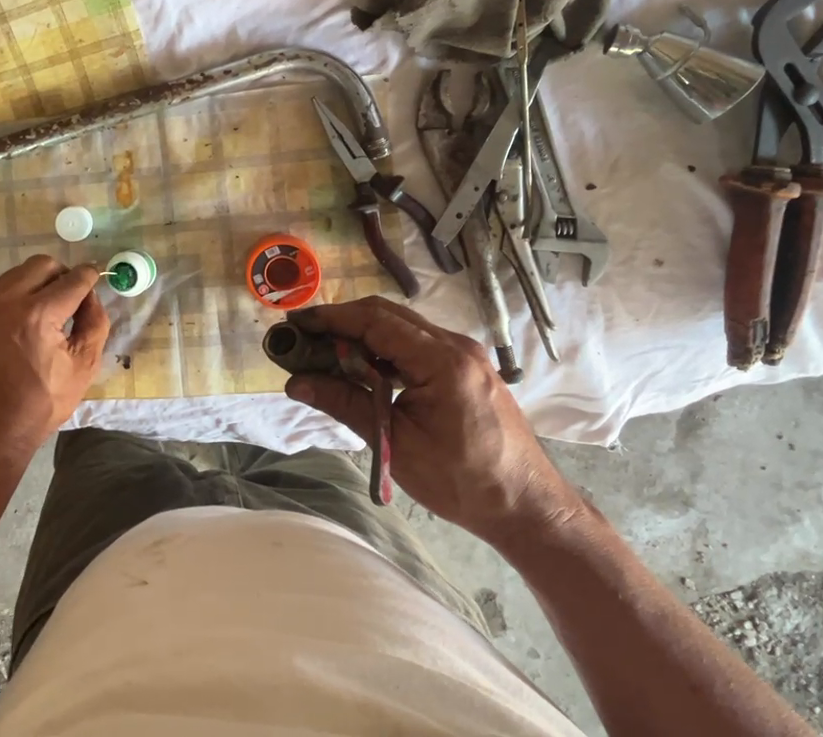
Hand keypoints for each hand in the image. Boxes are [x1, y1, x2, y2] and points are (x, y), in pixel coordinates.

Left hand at [0, 255, 111, 459]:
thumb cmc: (41, 403)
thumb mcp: (82, 367)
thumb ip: (95, 324)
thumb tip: (92, 297)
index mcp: (39, 314)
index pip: (73, 279)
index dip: (90, 277)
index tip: (95, 277)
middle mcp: (7, 301)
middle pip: (42, 264)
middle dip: (62, 274)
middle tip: (71, 296)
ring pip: (16, 274)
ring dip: (36, 282)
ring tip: (46, 308)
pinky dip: (14, 298)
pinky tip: (20, 323)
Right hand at [282, 297, 584, 544]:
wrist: (529, 507)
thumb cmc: (463, 481)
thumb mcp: (396, 443)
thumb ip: (345, 404)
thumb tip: (295, 383)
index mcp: (443, 361)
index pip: (375, 321)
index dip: (330, 318)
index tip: (293, 324)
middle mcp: (456, 346)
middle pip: (387, 315)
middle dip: (339, 322)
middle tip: (300, 338)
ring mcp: (464, 355)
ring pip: (400, 327)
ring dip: (359, 335)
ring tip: (321, 352)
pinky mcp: (464, 369)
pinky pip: (414, 344)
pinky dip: (381, 349)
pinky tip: (359, 368)